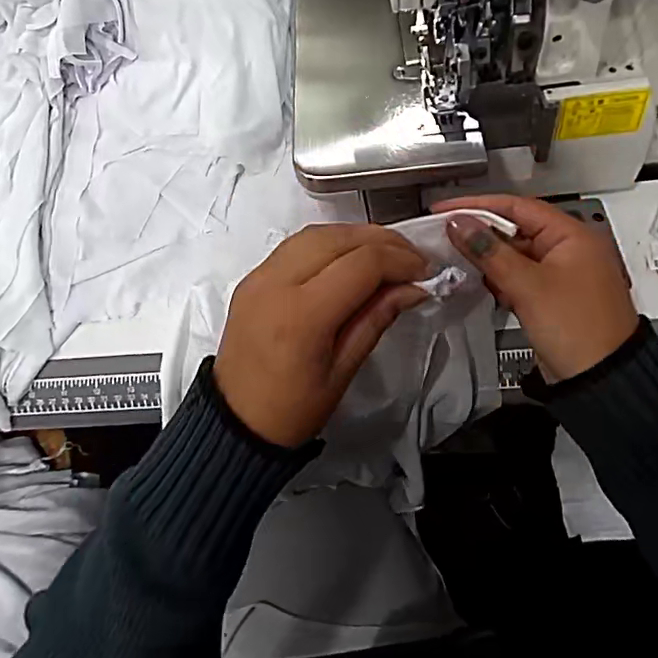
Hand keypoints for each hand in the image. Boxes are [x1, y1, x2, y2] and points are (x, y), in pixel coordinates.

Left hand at [215, 224, 429, 446]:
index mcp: (301, 315)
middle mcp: (275, 284)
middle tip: (412, 258)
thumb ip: (376, 319)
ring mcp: (259, 276)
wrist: (234, 423)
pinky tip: (350, 256)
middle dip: (382, 241)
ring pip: (316, 233)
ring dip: (355, 236)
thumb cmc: (290, 410)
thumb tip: (412, 287)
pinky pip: (296, 244)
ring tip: (386, 254)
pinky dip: (329, 242)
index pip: (361, 264)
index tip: (424, 271)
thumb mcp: (343, 370)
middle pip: (339, 238)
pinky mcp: (252, 277)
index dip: (399, 261)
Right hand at [434, 195, 638, 382]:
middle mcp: (568, 250)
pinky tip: (480, 282)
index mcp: (572, 236)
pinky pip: (519, 277)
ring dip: (487, 257)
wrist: (604, 382)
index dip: (478, 205)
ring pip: (514, 254)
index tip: (448, 209)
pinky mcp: (552, 297)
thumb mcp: (528, 286)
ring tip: (457, 258)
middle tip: (447, 234)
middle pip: (514, 229)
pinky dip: (498, 278)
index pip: (516, 207)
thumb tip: (462, 225)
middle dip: (480, 233)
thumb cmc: (584, 334)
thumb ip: (490, 252)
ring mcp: (560, 275)